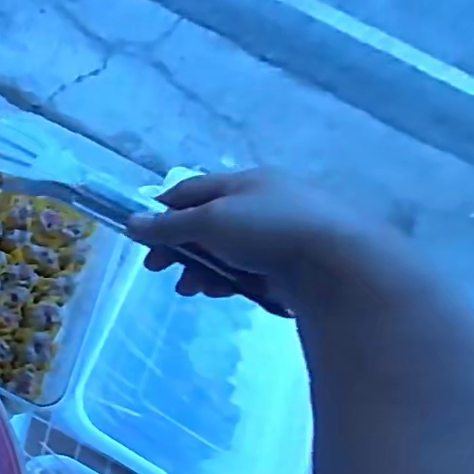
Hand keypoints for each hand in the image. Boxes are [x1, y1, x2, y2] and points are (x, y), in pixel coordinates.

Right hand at [125, 170, 399, 307]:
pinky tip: (225, 291)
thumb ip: (166, 224)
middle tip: (157, 268)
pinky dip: (226, 279)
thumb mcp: (208, 222)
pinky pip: (242, 268)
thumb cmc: (268, 231)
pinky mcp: (287, 261)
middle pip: (200, 223)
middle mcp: (260, 202)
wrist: (342, 266)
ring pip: (218, 250)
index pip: (187, 190)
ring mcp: (276, 232)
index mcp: (245, 182)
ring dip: (198, 269)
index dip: (159, 210)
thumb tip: (131, 222)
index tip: (141, 235)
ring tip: (195, 288)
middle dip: (175, 248)